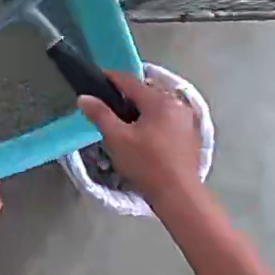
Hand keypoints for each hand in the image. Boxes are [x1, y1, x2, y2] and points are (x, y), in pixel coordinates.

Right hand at [77, 69, 204, 208]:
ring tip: (123, 123)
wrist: (179, 196)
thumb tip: (84, 98)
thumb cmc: (146, 164)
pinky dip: (153, 121)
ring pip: (157, 106)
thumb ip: (100, 115)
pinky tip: (143, 136)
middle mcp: (177, 104)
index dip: (111, 78)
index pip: (130, 81)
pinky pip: (167, 119)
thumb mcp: (117, 138)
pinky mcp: (190, 136)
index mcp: (159, 101)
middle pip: (145, 92)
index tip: (97, 79)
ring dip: (140, 110)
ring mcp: (186, 121)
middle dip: (126, 96)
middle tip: (108, 107)